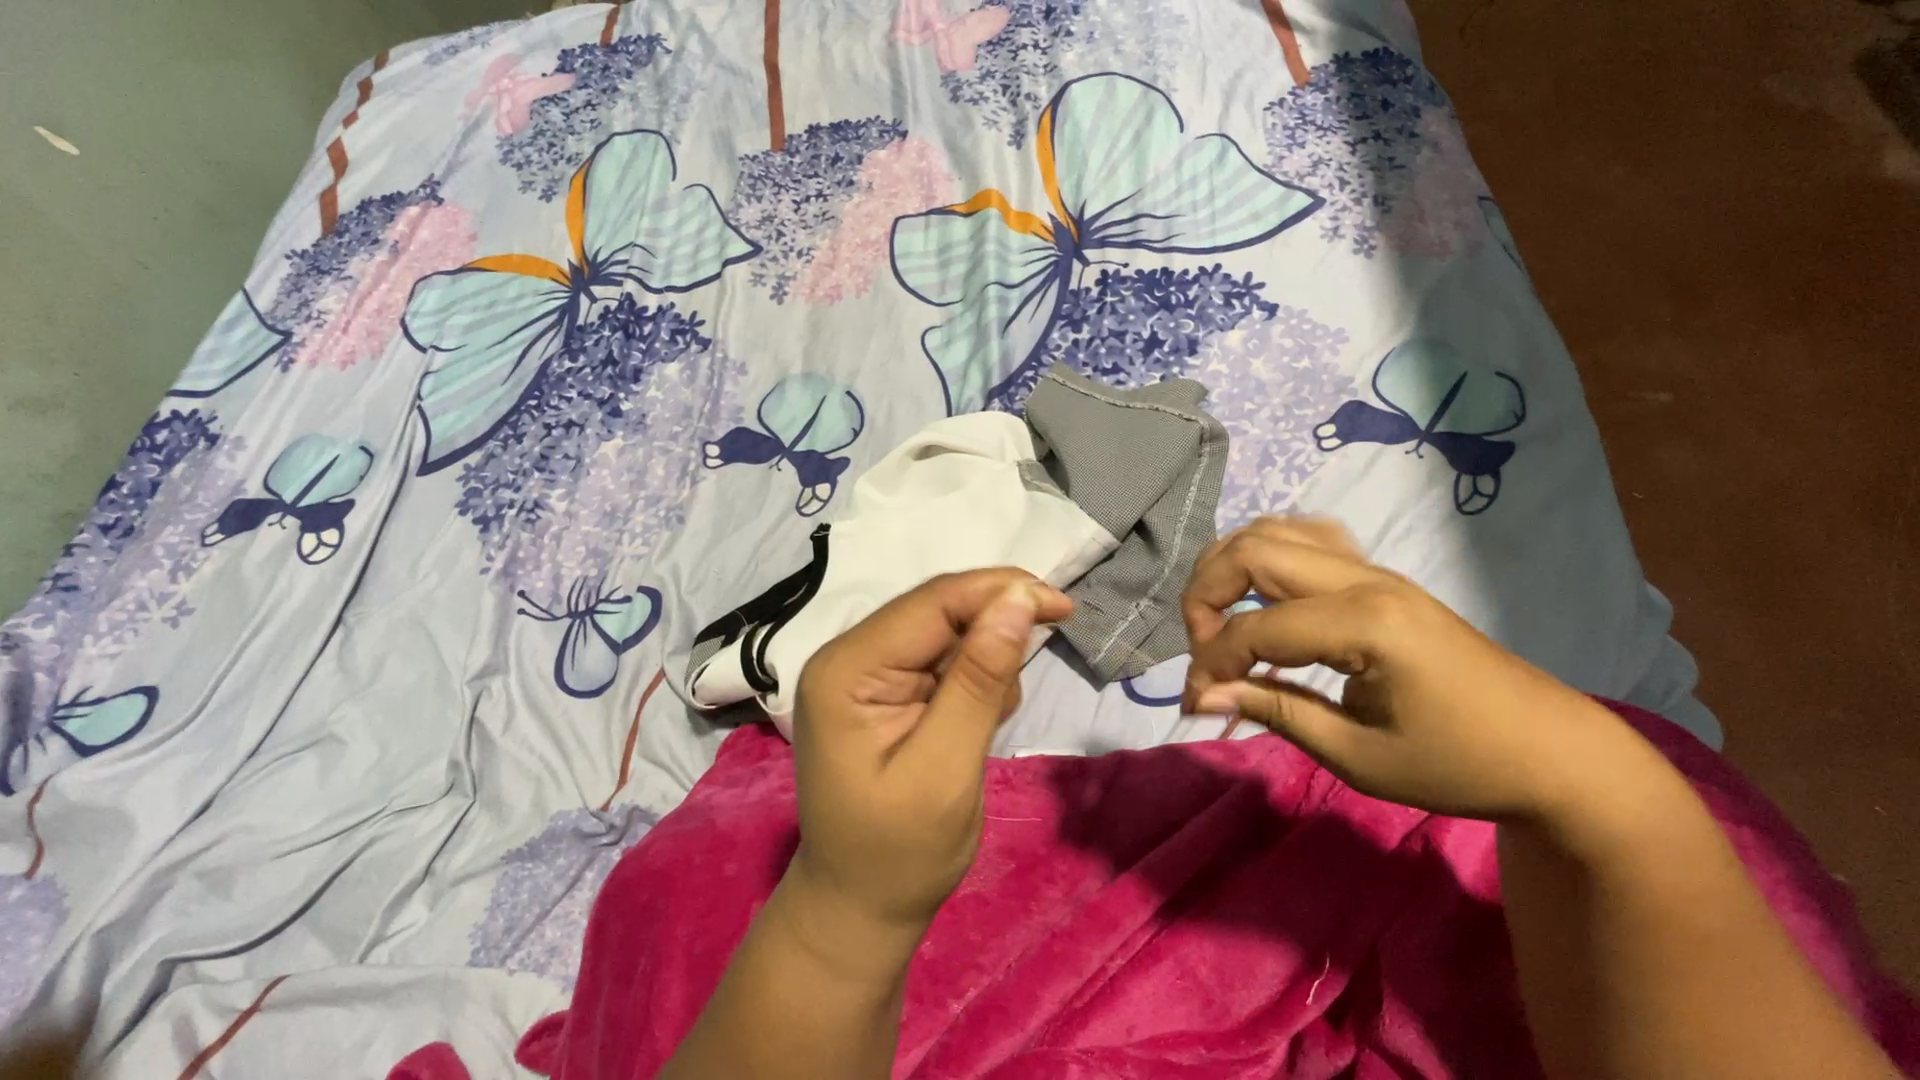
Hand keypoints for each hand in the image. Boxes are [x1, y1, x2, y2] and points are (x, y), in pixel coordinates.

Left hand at [789, 570, 1072, 931]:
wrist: (862, 905)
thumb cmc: (899, 853)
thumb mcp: (945, 770)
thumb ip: (978, 682)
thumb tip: (1018, 599)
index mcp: (847, 671)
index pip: (931, 604)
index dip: (999, 593)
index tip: (1063, 607)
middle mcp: (849, 658)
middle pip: (938, 610)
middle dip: (995, 627)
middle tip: (1040, 663)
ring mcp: (865, 674)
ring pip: (946, 632)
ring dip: (985, 663)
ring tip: (984, 728)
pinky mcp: (886, 692)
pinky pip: (942, 662)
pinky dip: (973, 683)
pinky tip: (972, 729)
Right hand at [1181, 516, 1643, 821]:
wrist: (1551, 751)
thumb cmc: (1458, 764)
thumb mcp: (1359, 756)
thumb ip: (1275, 711)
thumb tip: (1201, 696)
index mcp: (1365, 623)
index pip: (1254, 628)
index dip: (1211, 664)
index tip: (1199, 705)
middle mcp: (1365, 579)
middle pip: (1251, 551)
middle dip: (1205, 596)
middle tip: (1203, 651)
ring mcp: (1376, 570)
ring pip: (1275, 531)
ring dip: (1230, 567)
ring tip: (1220, 620)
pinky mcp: (1381, 577)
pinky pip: (1308, 538)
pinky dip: (1267, 555)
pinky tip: (1262, 592)